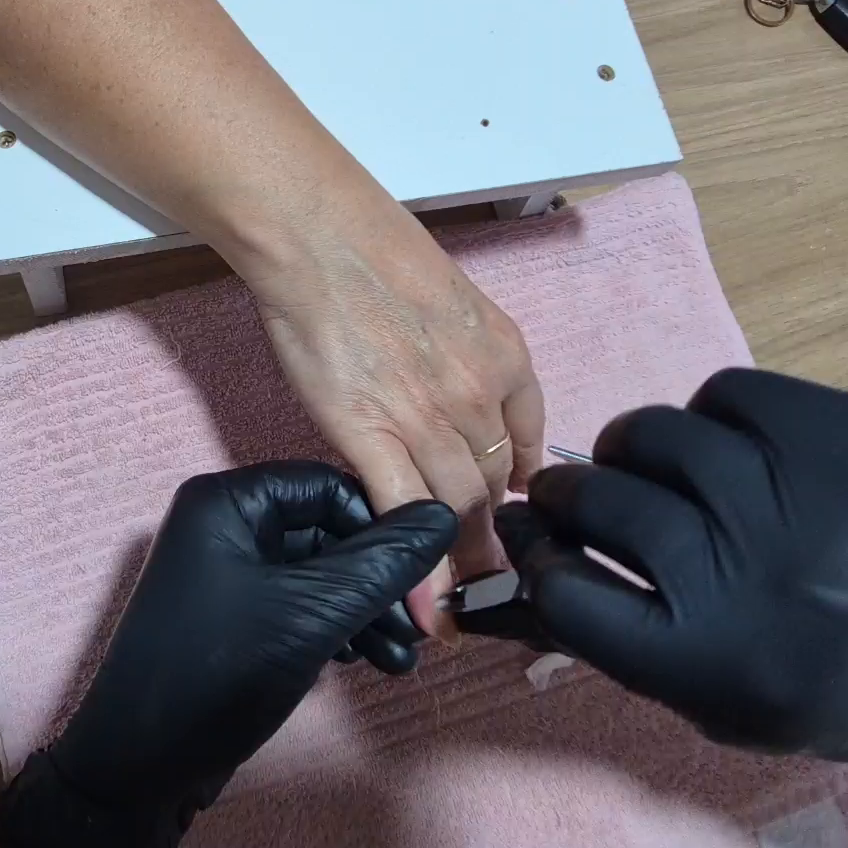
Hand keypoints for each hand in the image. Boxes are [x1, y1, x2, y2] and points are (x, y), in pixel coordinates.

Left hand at [0, 462, 457, 847]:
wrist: (142, 767)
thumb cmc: (222, 668)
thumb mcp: (313, 610)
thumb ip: (381, 562)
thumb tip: (442, 515)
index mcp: (228, 499)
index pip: (325, 485)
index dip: (378, 523)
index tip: (421, 570)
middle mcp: (224, 523)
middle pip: (323, 531)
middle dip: (374, 580)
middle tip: (420, 626)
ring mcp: (227, 570)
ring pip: (315, 572)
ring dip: (361, 610)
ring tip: (401, 658)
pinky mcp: (235, 613)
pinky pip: (296, 601)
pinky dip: (333, 626)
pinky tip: (364, 660)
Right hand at [250, 218, 545, 637]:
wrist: (321, 237)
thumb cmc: (376, 252)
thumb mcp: (453, 298)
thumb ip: (473, 355)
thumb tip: (463, 395)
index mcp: (506, 358)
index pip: (526, 449)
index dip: (516, 494)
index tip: (505, 517)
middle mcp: (479, 394)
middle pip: (495, 487)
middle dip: (492, 537)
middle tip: (487, 576)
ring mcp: (427, 418)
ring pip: (459, 506)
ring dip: (462, 557)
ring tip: (462, 597)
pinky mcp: (370, 432)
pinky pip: (406, 513)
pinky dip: (420, 569)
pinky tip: (428, 610)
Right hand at [478, 369, 847, 822]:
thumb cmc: (798, 681)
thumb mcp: (689, 689)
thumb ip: (591, 617)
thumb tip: (512, 527)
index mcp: (719, 658)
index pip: (564, 590)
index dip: (532, 551)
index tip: (529, 530)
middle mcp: (770, 580)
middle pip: (606, 497)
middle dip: (572, 490)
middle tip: (583, 492)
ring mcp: (828, 502)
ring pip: (662, 430)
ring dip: (640, 449)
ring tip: (668, 471)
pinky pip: (735, 391)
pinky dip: (713, 416)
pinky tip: (739, 451)